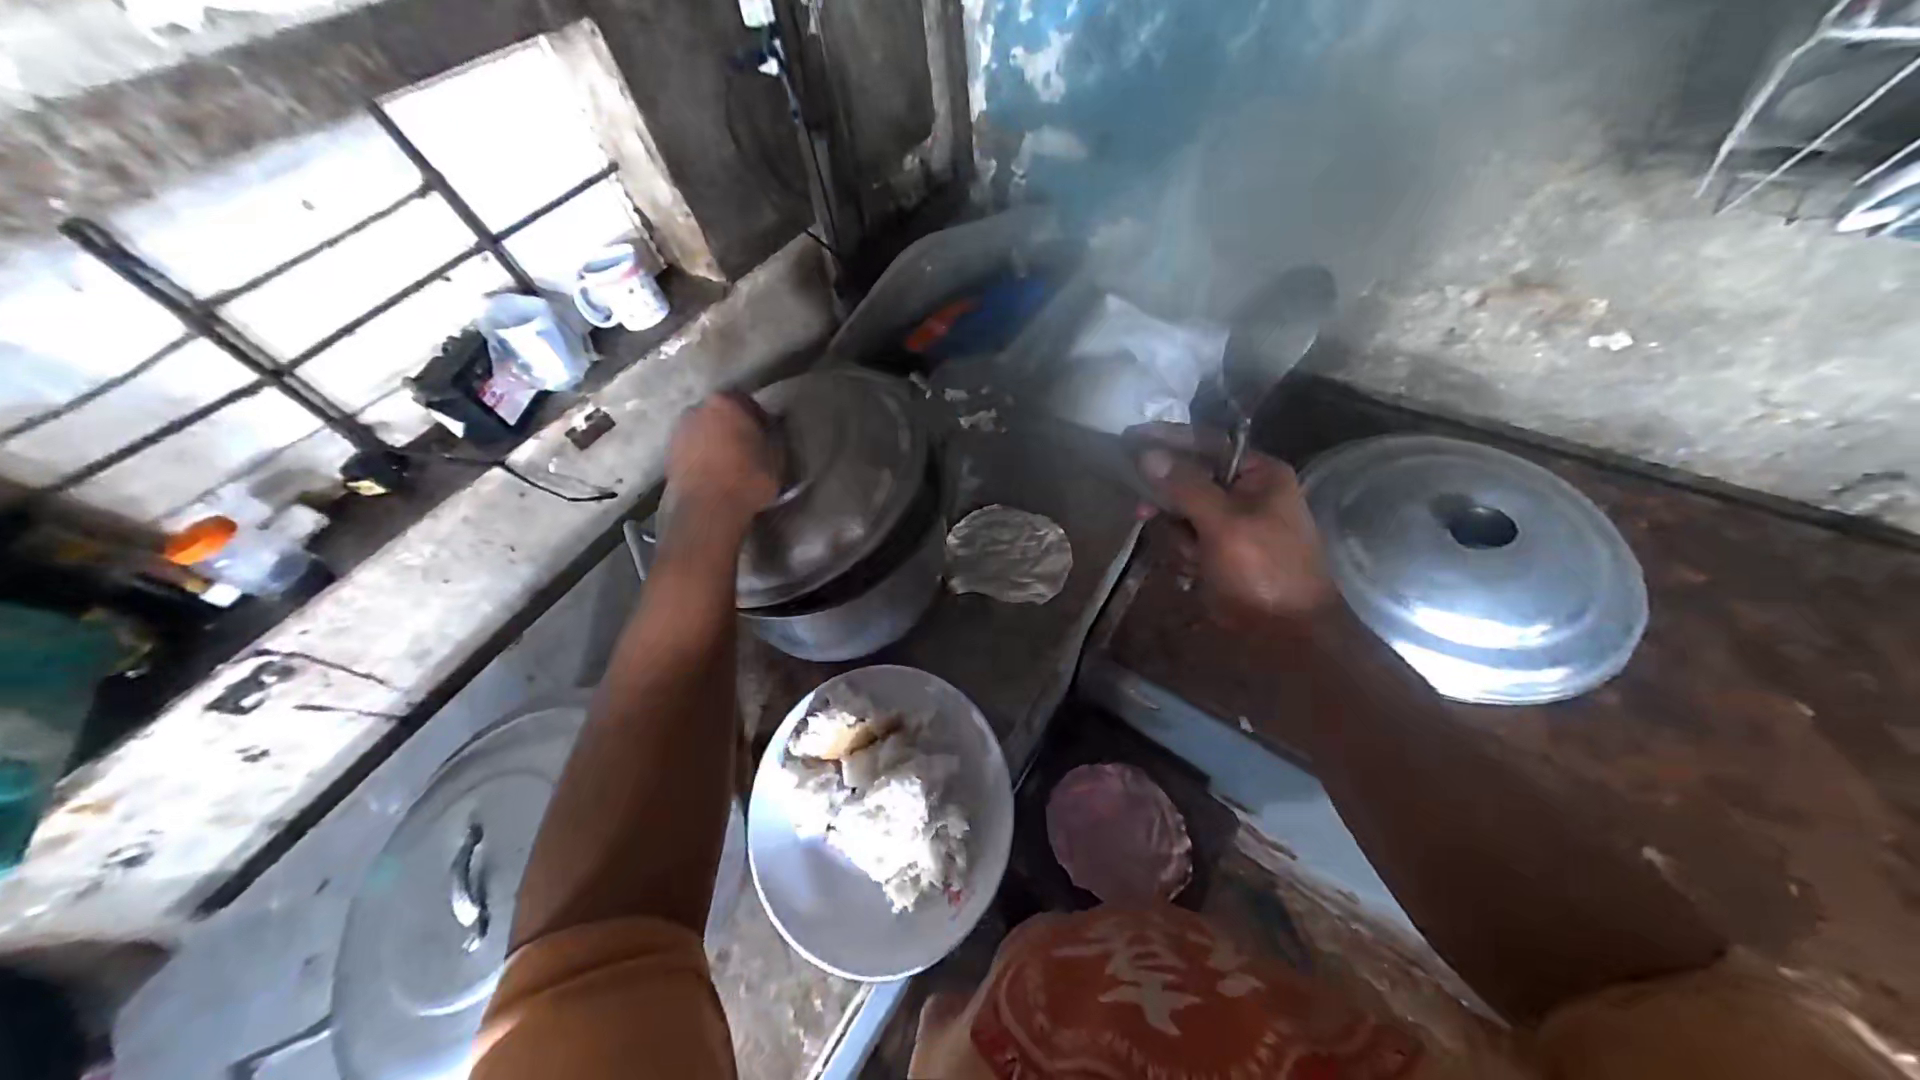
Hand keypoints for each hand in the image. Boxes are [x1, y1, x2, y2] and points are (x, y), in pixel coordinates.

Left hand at [664, 393, 780, 527]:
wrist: (708, 508)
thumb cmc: (748, 478)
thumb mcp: (777, 458)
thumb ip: (774, 438)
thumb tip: (771, 433)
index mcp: (726, 402)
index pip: (747, 402)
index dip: (759, 419)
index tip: (765, 436)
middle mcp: (698, 408)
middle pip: (720, 414)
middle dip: (733, 427)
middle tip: (747, 448)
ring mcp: (679, 431)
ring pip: (704, 431)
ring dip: (715, 442)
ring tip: (728, 464)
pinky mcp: (668, 454)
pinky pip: (692, 449)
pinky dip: (701, 457)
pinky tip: (713, 474)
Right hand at [1126, 423, 1336, 623]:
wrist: (1289, 635)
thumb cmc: (1263, 571)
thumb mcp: (1223, 524)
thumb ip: (1185, 486)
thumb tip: (1147, 453)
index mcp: (1260, 475)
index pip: (1208, 443)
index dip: (1168, 439)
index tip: (1130, 438)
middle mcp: (1248, 493)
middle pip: (1191, 478)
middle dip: (1171, 500)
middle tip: (1142, 510)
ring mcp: (1235, 525)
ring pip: (1184, 512)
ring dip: (1179, 534)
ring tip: (1192, 560)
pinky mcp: (1222, 552)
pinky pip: (1189, 539)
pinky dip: (1185, 552)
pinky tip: (1195, 572)